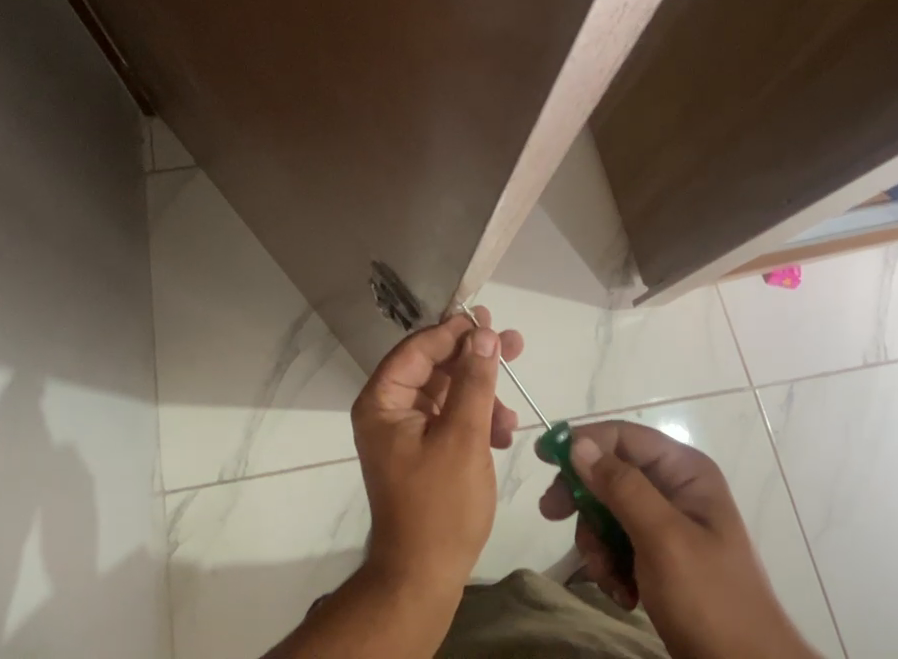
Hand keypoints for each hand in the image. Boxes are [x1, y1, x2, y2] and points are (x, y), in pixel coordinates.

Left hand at [352, 306, 524, 596]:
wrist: (424, 575)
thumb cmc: (439, 504)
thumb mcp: (463, 437)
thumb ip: (474, 381)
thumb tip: (484, 334)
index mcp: (382, 402)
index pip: (417, 349)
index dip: (453, 332)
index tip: (489, 321)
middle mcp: (387, 410)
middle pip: (434, 367)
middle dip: (475, 361)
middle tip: (515, 344)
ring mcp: (405, 432)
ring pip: (447, 393)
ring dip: (482, 396)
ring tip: (512, 414)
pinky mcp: (423, 451)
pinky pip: (450, 420)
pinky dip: (477, 421)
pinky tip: (503, 435)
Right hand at [539, 421, 818, 658]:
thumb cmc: (710, 600)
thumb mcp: (663, 539)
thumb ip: (621, 487)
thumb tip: (578, 443)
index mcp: (686, 472)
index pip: (623, 437)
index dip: (582, 442)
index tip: (543, 459)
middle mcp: (676, 489)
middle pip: (610, 473)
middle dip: (585, 501)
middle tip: (553, 515)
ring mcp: (669, 525)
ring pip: (608, 512)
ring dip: (598, 545)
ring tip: (609, 578)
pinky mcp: (661, 557)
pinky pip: (618, 545)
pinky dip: (611, 568)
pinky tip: (623, 594)